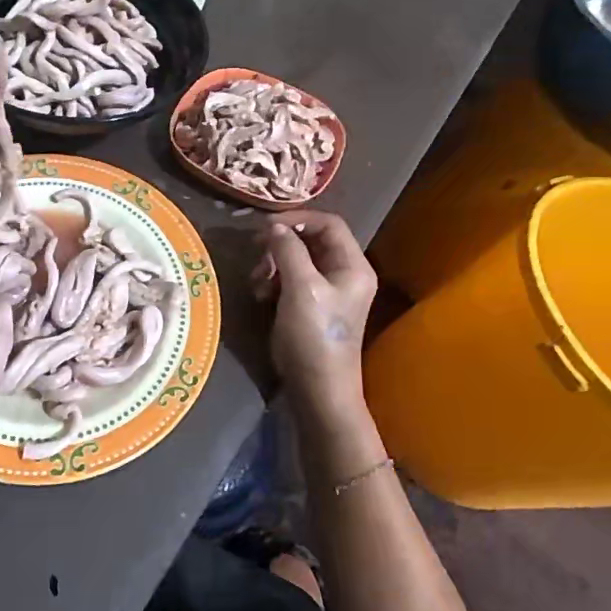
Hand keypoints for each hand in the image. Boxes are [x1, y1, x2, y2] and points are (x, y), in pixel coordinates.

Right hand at [255, 211, 376, 420]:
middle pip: (312, 241)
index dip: (298, 219)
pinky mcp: (311, 307)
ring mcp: (328, 292)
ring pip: (298, 259)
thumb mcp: (301, 288)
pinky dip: (274, 281)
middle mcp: (344, 274)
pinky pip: (291, 280)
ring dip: (273, 264)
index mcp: (353, 265)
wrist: (318, 390)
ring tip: (257, 281)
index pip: (329, 223)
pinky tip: (260, 295)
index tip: (266, 227)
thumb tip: (274, 227)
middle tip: (257, 255)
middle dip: (281, 244)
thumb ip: (288, 250)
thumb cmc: (314, 336)